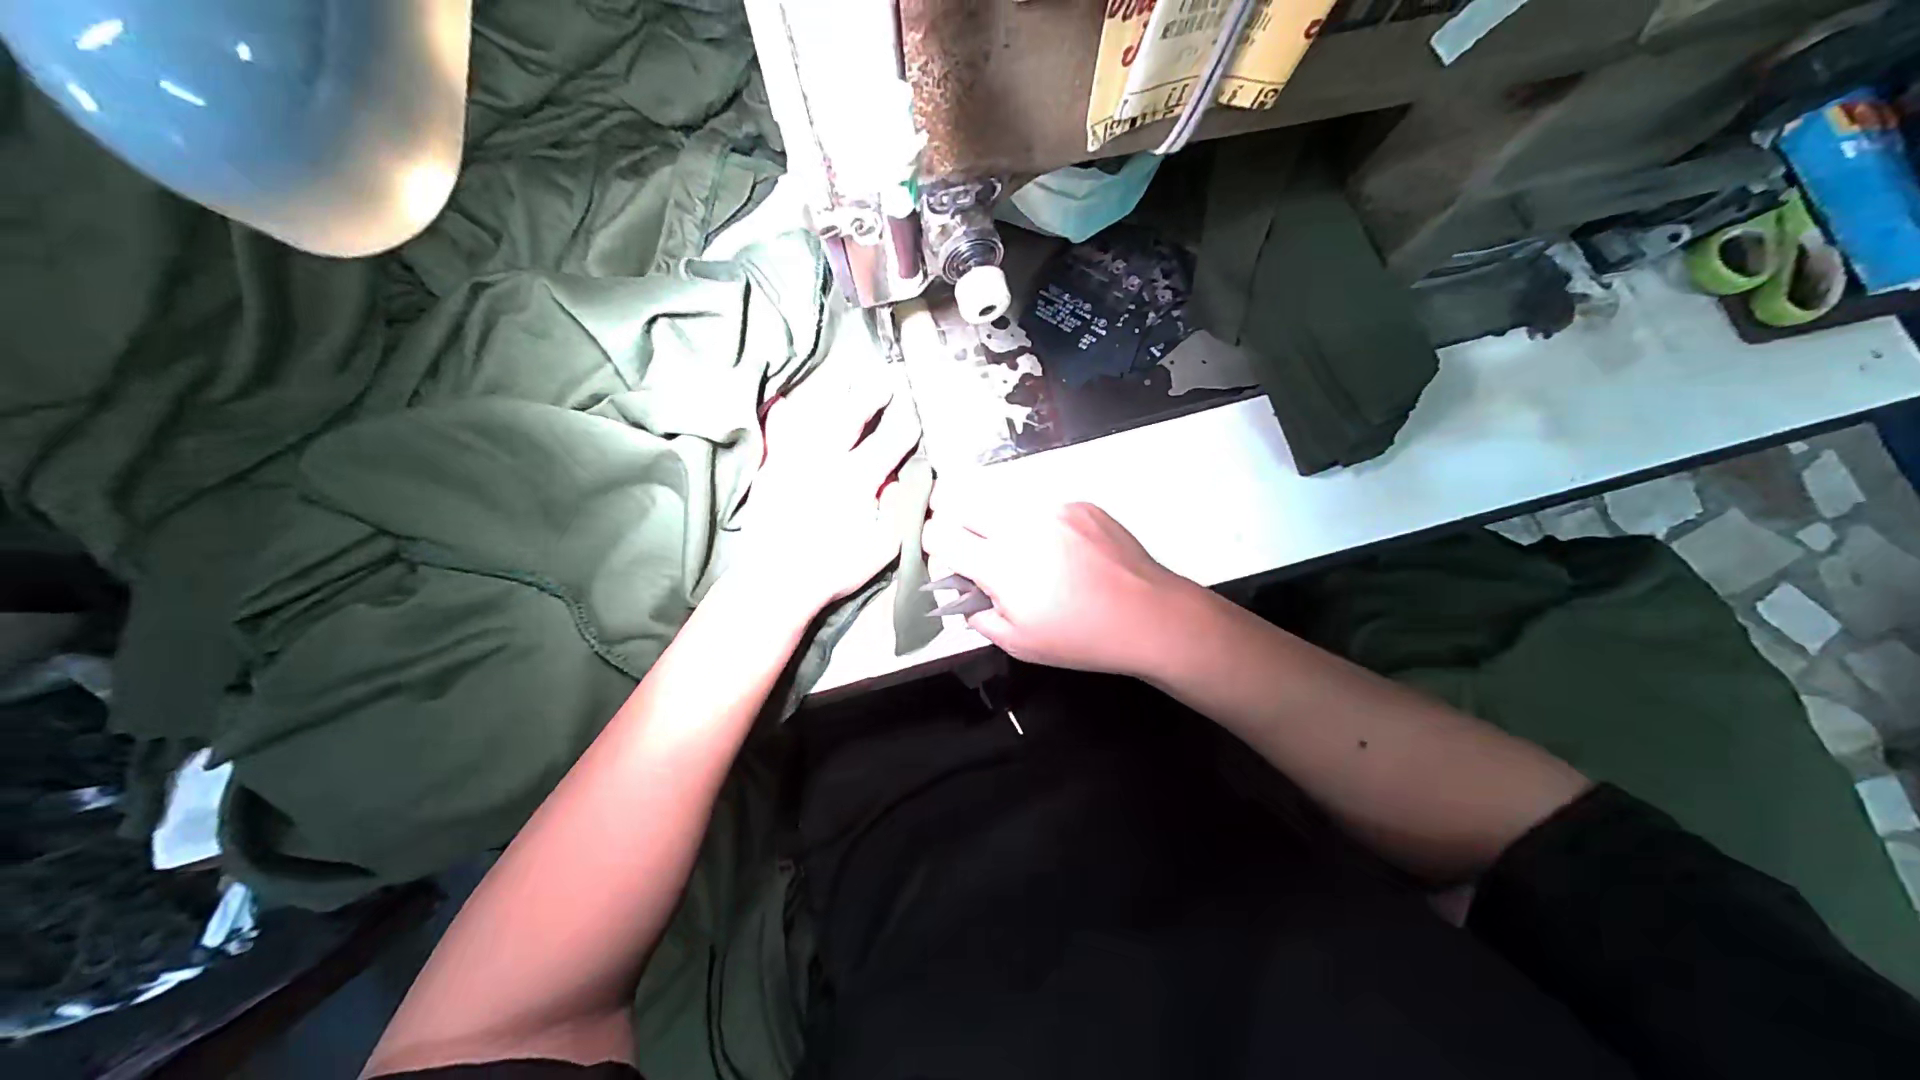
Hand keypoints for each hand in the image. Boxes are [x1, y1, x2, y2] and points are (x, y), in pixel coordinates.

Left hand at [731, 370, 921, 615]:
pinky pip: (777, 431)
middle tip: (886, 380)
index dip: (906, 426)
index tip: (915, 414)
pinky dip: (784, 414)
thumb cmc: (833, 568)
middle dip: (872, 395)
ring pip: (815, 414)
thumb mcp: (882, 547)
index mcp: (858, 478)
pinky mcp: (770, 468)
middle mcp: (826, 459)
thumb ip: (895, 510)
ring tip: (844, 380)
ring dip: (834, 395)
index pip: (890, 442)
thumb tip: (896, 483)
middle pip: (852, 415)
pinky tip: (788, 402)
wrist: (776, 580)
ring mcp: (794, 459)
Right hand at [922, 499, 1202, 676]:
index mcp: (1001, 565)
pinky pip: (1042, 508)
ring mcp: (1052, 510)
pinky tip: (1062, 554)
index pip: (940, 535)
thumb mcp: (1020, 643)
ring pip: (1003, 503)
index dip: (933, 545)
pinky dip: (1041, 527)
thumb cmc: (1086, 636)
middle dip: (954, 518)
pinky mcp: (1078, 505)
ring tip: (1027, 557)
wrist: (1148, 615)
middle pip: (961, 499)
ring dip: (1000, 524)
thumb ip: (980, 617)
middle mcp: (1022, 528)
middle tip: (966, 541)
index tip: (942, 553)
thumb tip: (966, 600)